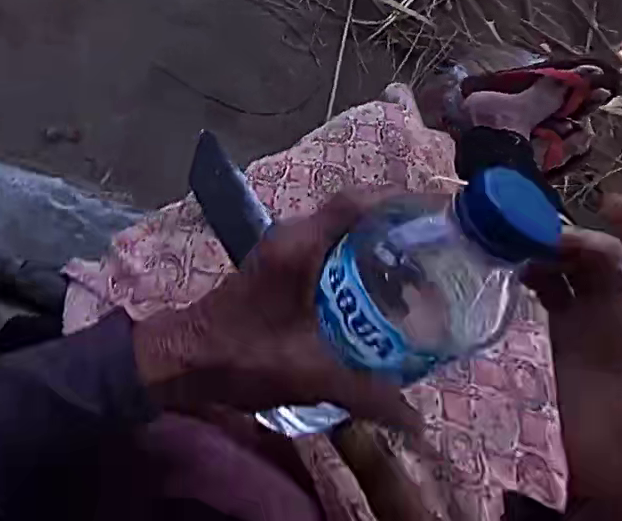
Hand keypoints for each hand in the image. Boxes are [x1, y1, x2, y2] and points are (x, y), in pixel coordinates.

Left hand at [131, 193, 418, 429]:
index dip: (395, 200)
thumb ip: (366, 393)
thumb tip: (417, 420)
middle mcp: (293, 235)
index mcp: (300, 245)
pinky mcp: (280, 263)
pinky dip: (354, 258)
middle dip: (393, 225)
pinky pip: (327, 246)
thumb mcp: (310, 374)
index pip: (353, 203)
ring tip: (416, 271)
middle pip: (351, 213)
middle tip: (435, 248)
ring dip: (373, 243)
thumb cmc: (244, 354)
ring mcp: (284, 246)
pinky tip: (376, 292)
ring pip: (338, 230)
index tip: (433, 210)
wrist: (187, 357)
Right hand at [526, 195, 621, 520]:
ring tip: (523, 245)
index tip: (612, 204)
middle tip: (546, 237)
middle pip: (608, 265)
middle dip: (580, 242)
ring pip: (574, 273)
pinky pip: (549, 292)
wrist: (607, 505)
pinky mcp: (561, 339)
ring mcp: (593, 330)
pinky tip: (515, 268)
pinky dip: (535, 273)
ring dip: (553, 251)